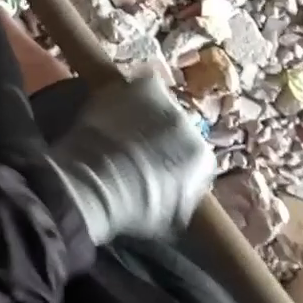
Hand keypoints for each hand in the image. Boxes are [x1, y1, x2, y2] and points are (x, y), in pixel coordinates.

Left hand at [47, 77, 215, 244]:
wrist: (100, 180)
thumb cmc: (133, 209)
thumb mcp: (167, 220)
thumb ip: (181, 202)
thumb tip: (180, 198)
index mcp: (202, 160)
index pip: (194, 156)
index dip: (173, 158)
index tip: (155, 164)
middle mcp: (191, 128)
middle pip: (176, 125)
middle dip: (159, 133)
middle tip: (133, 143)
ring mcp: (167, 104)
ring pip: (159, 102)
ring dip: (145, 110)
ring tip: (120, 123)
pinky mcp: (142, 86)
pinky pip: (142, 82)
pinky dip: (128, 91)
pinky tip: (112, 103)